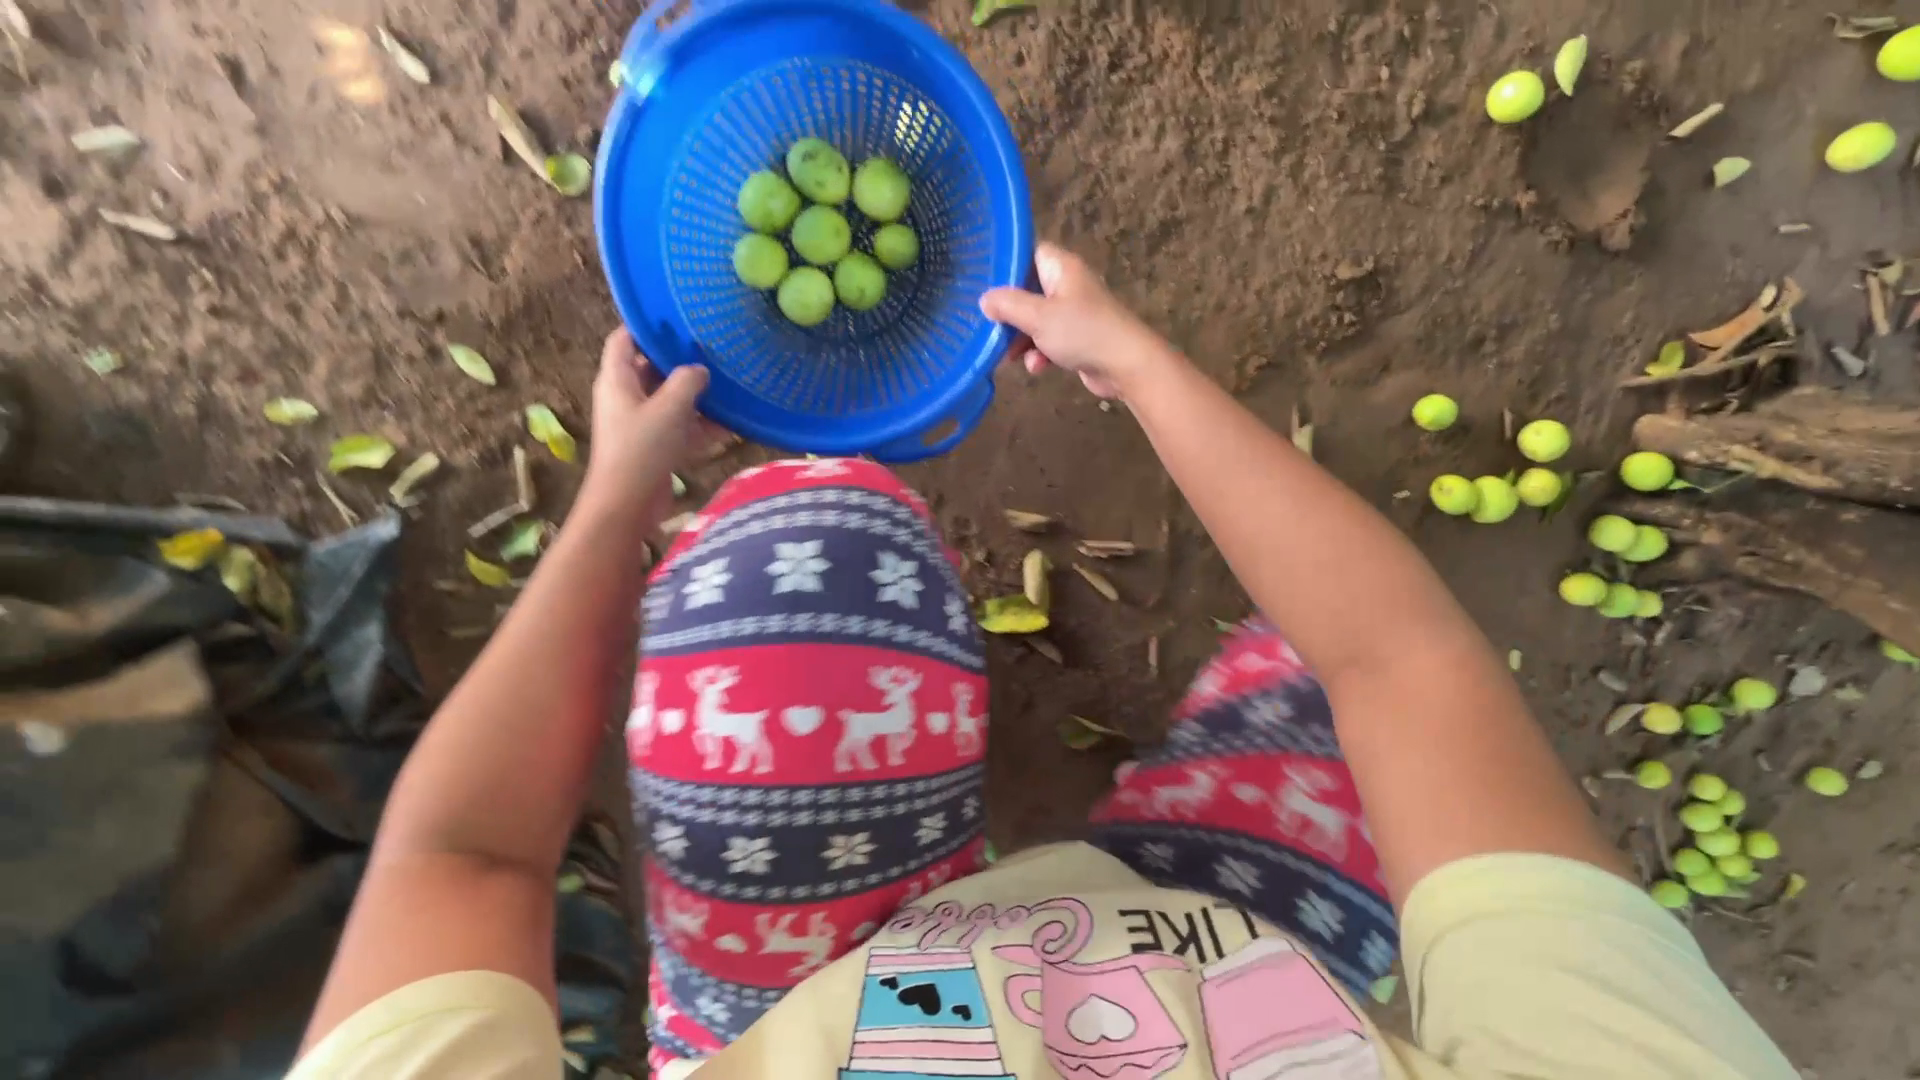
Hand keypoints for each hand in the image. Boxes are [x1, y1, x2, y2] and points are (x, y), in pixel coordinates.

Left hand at [581, 328, 718, 518]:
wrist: (628, 503)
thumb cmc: (642, 448)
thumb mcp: (670, 407)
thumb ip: (688, 381)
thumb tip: (700, 369)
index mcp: (618, 379)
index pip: (625, 339)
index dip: (647, 327)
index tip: (678, 320)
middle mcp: (626, 397)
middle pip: (652, 369)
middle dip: (681, 362)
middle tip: (713, 350)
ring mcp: (641, 423)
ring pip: (671, 400)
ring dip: (697, 396)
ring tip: (728, 384)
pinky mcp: (655, 447)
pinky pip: (681, 427)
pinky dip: (701, 425)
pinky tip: (732, 423)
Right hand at [979, 243, 1171, 399]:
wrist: (1126, 364)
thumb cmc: (1082, 332)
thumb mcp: (1038, 316)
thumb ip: (1007, 305)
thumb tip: (984, 299)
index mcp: (1061, 268)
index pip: (1029, 253)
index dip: (1007, 267)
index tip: (985, 285)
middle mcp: (1069, 285)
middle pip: (1028, 291)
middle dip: (1010, 314)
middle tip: (992, 328)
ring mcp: (1075, 313)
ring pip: (1036, 320)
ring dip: (1022, 339)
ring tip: (1011, 356)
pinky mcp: (1078, 338)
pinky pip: (1049, 341)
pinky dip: (1040, 353)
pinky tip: (1038, 367)